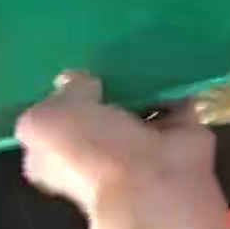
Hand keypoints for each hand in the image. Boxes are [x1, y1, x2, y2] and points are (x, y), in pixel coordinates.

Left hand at [14, 71, 219, 217]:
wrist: (152, 175)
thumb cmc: (89, 150)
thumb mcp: (48, 118)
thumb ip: (60, 94)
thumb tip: (78, 79)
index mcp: (56, 154)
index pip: (56, 120)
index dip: (62, 94)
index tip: (73, 69)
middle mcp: (100, 148)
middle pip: (102, 108)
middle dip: (108, 84)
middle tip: (112, 56)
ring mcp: (143, 140)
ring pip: (141, 102)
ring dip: (145, 82)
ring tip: (144, 54)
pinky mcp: (181, 130)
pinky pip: (179, 100)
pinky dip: (179, 85)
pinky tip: (175, 65)